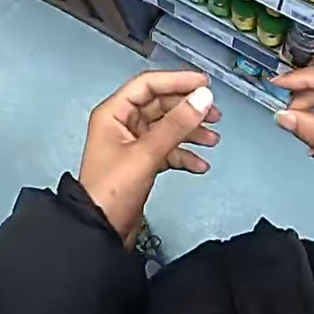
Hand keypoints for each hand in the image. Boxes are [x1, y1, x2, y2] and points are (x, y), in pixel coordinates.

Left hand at [77, 71, 221, 240]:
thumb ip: (176, 125)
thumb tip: (202, 98)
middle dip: (188, 109)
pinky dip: (183, 155)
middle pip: (161, 105)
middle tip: (214, 114)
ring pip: (167, 128)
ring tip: (213, 139)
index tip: (204, 84)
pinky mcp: (141, 163)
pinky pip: (167, 150)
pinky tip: (199, 165)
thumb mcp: (146, 154)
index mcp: (114, 113)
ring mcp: (132, 144)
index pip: (149, 85)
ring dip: (190, 132)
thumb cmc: (111, 191)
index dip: (177, 80)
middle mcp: (122, 124)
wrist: (98, 233)